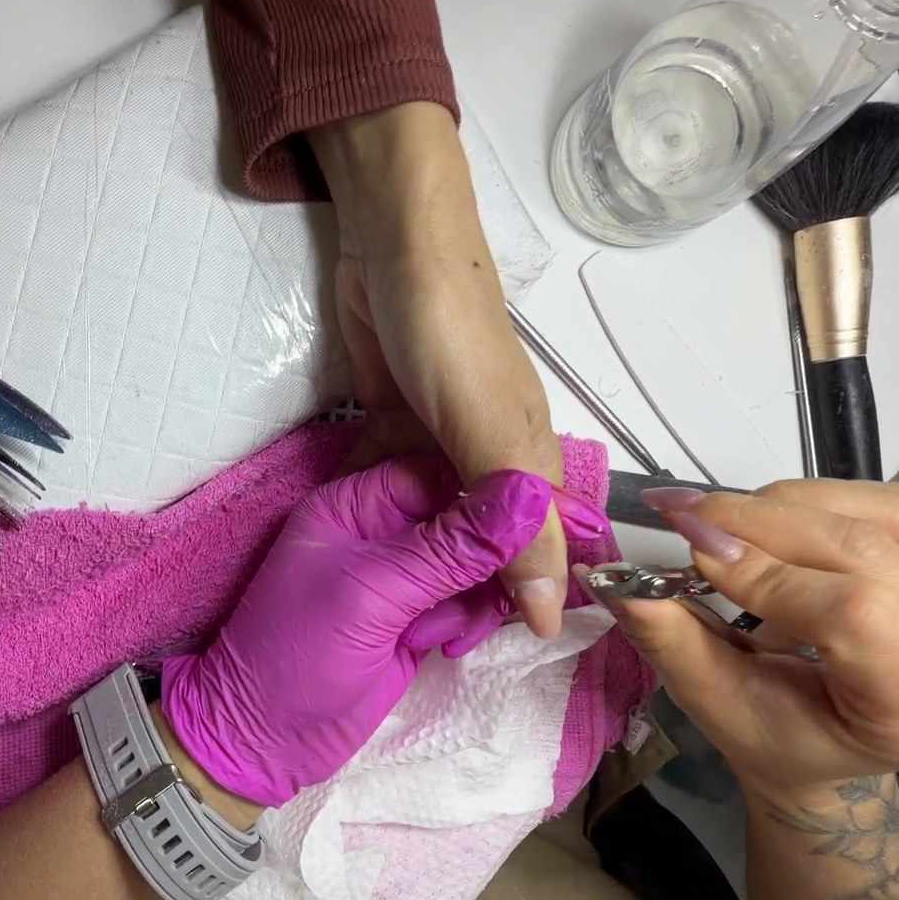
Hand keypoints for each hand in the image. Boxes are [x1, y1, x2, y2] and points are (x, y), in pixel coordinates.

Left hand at [161, 459, 577, 807]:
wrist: (268, 742)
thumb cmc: (300, 657)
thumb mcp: (375, 595)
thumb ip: (452, 548)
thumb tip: (528, 495)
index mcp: (357, 502)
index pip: (445, 472)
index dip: (495, 496)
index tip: (544, 526)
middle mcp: (382, 527)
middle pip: (469, 517)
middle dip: (488, 559)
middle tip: (493, 597)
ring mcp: (401, 573)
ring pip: (476, 561)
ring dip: (476, 598)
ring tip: (442, 633)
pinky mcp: (416, 613)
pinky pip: (468, 599)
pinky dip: (469, 620)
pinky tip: (444, 647)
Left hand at [309, 103, 568, 638]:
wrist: (395, 248)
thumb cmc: (451, 336)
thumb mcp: (488, 431)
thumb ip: (515, 521)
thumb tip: (547, 616)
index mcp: (527, 467)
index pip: (531, 559)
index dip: (505, 607)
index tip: (463, 650)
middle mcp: (488, 461)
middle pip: (477, 543)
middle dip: (449, 588)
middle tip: (408, 638)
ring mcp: (439, 443)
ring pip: (431, 518)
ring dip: (410, 555)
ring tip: (377, 608)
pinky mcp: (395, 427)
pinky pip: (389, 485)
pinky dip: (375, 514)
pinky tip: (351, 549)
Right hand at [581, 481, 898, 796]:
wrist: (829, 740)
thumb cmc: (772, 736)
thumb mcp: (710, 699)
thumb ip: (667, 636)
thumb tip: (612, 578)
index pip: (859, 612)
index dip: (767, 570)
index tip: (690, 549)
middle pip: (868, 550)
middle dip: (758, 521)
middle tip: (682, 514)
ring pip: (882, 515)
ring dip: (787, 504)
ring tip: (725, 521)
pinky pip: (895, 506)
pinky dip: (823, 499)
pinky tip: (779, 522)